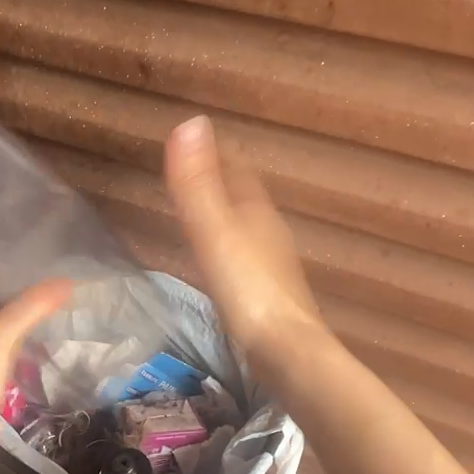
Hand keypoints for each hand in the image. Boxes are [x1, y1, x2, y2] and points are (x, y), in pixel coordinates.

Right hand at [164, 116, 324, 361]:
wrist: (285, 352)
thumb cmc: (248, 290)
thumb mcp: (215, 233)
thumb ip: (198, 185)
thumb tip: (189, 122)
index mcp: (257, 213)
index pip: (239, 171)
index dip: (221, 152)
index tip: (201, 136)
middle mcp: (270, 234)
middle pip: (246, 198)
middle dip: (225, 181)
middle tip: (199, 170)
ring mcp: (272, 268)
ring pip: (248, 229)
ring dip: (230, 216)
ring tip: (206, 212)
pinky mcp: (269, 298)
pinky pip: (246, 260)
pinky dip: (231, 249)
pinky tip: (223, 264)